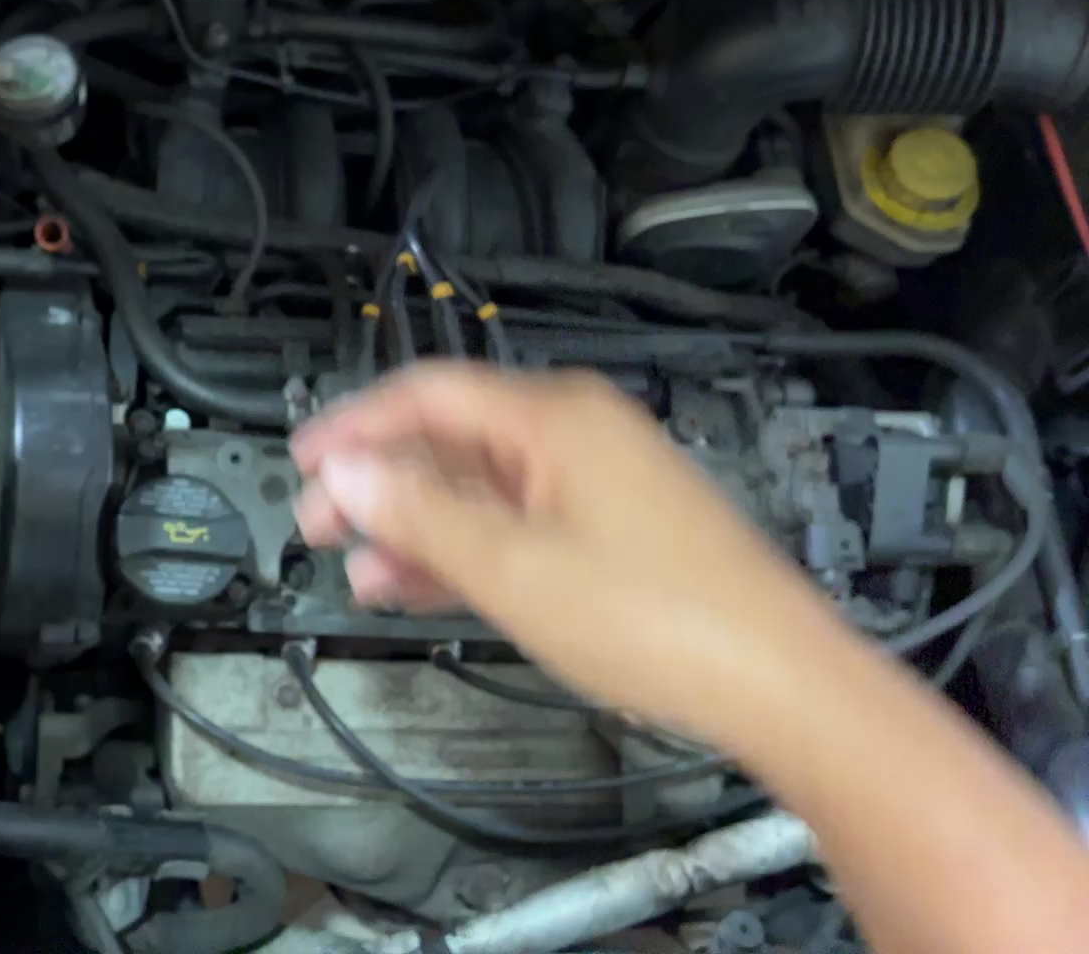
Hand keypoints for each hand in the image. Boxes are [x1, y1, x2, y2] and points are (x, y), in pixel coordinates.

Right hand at [292, 362, 853, 746]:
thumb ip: (415, 514)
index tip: (305, 458)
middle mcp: (566, 436)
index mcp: (551, 418)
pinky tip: (410, 584)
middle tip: (319, 521)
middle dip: (375, 485)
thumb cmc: (657, 618)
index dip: (354, 424)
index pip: (424, 395)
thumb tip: (342, 475)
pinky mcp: (590, 530)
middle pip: (442, 444)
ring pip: (467, 491)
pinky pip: (501, 526)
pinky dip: (454, 551)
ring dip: (409, 527)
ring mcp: (580, 485)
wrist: (785, 695)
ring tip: (358, 565)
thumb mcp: (509, 565)